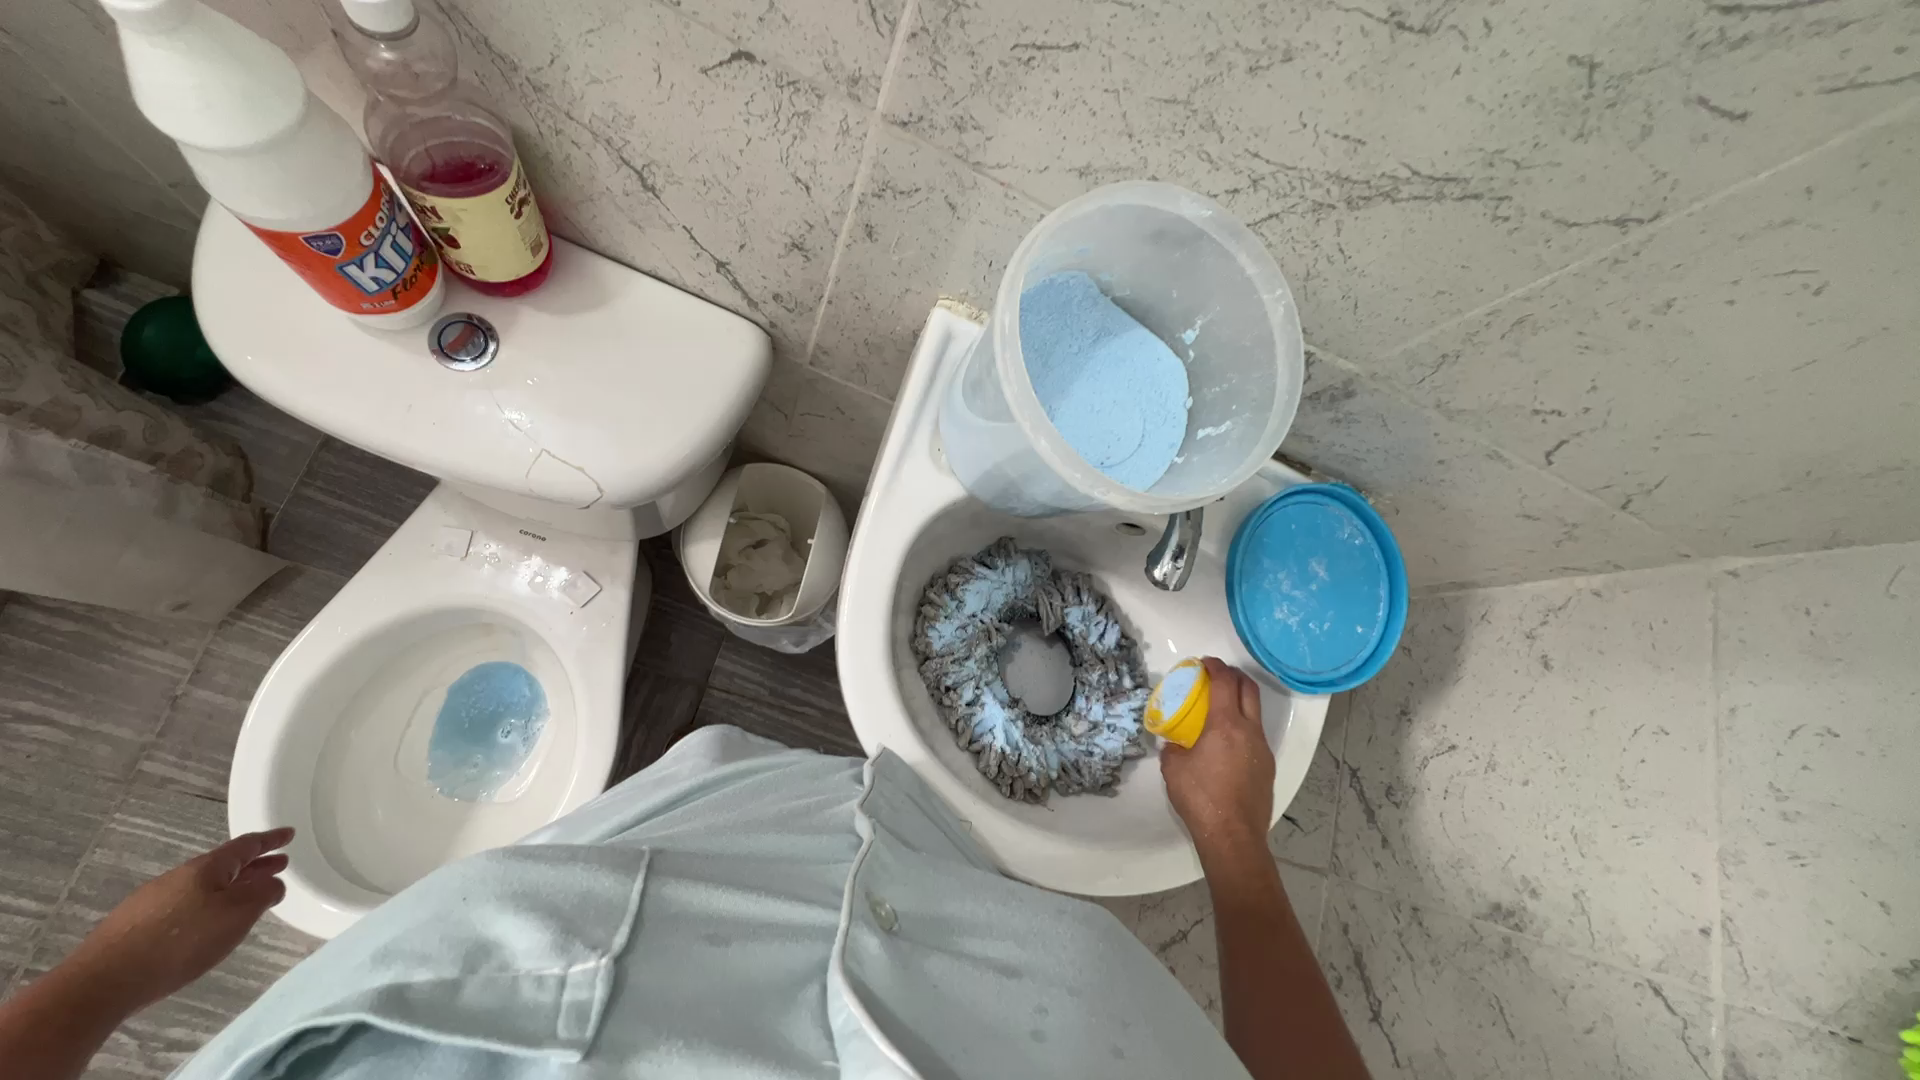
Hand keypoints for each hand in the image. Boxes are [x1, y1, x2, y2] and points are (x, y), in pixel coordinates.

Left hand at [64, 828, 293, 1012]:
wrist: (99, 986)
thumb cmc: (180, 943)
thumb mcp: (238, 914)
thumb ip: (264, 893)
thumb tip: (271, 883)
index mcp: (206, 868)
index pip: (246, 846)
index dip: (271, 840)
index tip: (290, 834)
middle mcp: (178, 877)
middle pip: (224, 865)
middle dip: (254, 865)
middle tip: (278, 866)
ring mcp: (151, 902)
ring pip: (203, 886)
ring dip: (230, 887)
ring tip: (246, 899)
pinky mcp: (133, 926)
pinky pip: (183, 905)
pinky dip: (206, 905)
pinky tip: (206, 924)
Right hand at [1160, 658, 1274, 858]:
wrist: (1233, 836)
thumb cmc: (1200, 798)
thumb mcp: (1173, 768)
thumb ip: (1173, 747)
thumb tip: (1175, 743)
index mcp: (1225, 725)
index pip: (1225, 683)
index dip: (1215, 667)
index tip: (1204, 663)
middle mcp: (1249, 731)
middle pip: (1249, 690)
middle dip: (1234, 676)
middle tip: (1216, 675)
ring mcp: (1262, 749)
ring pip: (1255, 713)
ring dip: (1240, 700)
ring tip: (1220, 706)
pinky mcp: (1267, 767)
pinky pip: (1255, 735)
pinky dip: (1242, 725)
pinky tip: (1226, 741)